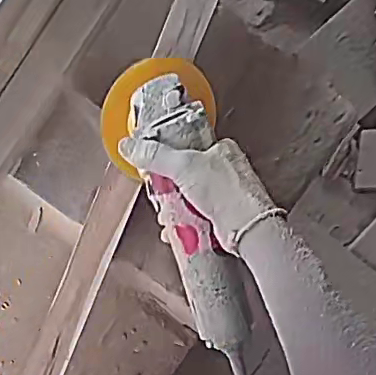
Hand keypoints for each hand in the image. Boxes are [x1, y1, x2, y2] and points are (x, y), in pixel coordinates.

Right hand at [119, 136, 278, 252]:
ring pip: (189, 200)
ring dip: (175, 210)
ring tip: (170, 215)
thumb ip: (155, 156)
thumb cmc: (227, 192)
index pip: (188, 148)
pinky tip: (179, 228)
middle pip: (185, 178)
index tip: (155, 168)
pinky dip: (185, 225)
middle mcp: (224, 172)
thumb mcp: (184, 166)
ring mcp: (223, 196)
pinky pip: (196, 219)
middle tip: (162, 195)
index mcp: (221, 150)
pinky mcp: (220, 218)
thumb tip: (129, 146)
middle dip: (169, 191)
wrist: (246, 228)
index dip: (169, 158)